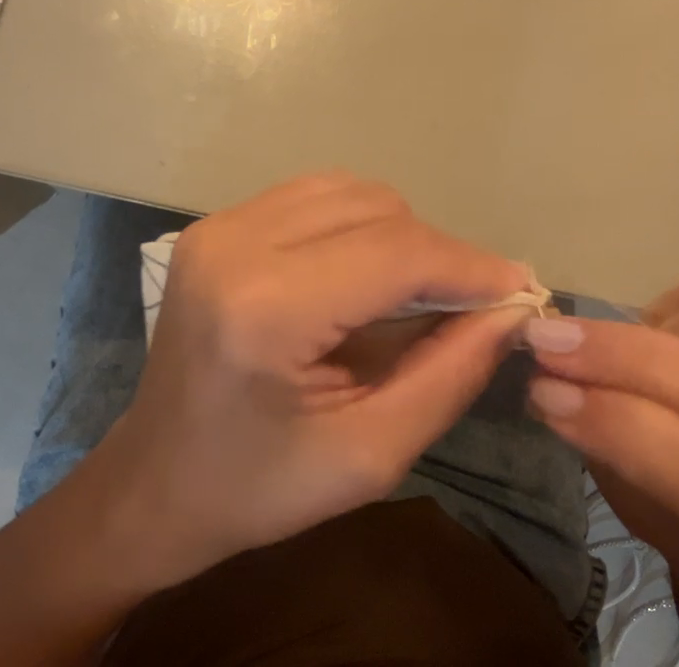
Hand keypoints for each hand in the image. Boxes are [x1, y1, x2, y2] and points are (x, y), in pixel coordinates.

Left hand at [95, 173, 534, 583]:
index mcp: (265, 309)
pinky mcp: (214, 227)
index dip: (469, 267)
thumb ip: (447, 375)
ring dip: (398, 235)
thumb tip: (510, 310)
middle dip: (436, 254)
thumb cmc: (259, 486)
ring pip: (347, 192)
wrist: (156, 480)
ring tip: (417, 297)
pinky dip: (356, 227)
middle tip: (468, 310)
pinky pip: (311, 198)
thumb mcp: (369, 454)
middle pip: (376, 210)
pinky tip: (365, 278)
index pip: (395, 253)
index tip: (522, 293)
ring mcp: (217, 227)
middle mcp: (235, 245)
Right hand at [526, 274, 678, 616]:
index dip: (630, 431)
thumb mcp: (650, 517)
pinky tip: (647, 332)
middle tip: (548, 341)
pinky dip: (676, 307)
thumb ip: (612, 452)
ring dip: (661, 327)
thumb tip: (549, 383)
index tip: (546, 394)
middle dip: (633, 361)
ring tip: (601, 341)